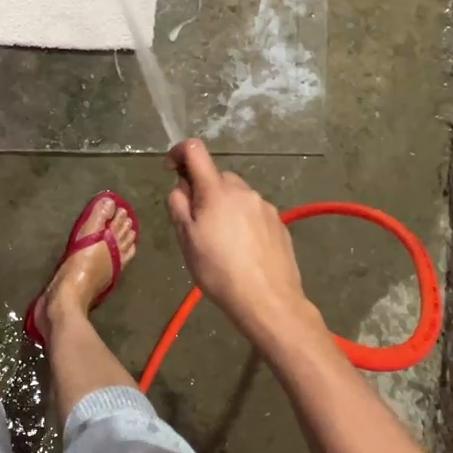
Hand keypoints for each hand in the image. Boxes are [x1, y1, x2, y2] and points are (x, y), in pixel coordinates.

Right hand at [165, 139, 320, 336]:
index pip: (195, 150)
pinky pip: (254, 213)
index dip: (179, 152)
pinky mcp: (280, 224)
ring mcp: (265, 207)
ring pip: (236, 196)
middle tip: (197, 223)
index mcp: (216, 190)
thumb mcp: (186, 239)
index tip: (172, 170)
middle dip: (203, 191)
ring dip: (225, 207)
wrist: (269, 303)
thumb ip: (178, 204)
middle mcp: (243, 191)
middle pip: (216, 177)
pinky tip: (243, 250)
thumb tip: (182, 187)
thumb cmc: (219, 271)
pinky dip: (243, 222)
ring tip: (222, 242)